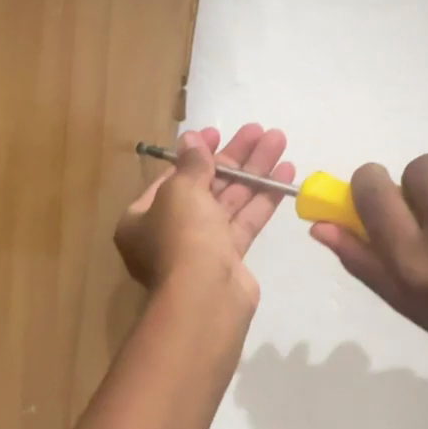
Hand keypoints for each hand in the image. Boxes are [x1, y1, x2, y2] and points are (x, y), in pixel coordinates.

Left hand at [115, 124, 293, 299]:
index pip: (170, 180)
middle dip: (233, 159)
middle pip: (203, 188)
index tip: (217, 133)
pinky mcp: (227, 259)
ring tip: (279, 141)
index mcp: (141, 219)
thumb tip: (191, 140)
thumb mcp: (180, 192)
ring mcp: (199, 248)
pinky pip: (244, 222)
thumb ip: (191, 164)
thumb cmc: (181, 238)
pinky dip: (263, 198)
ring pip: (228, 202)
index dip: (195, 155)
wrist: (204, 297)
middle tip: (260, 131)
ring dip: (253, 173)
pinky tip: (285, 174)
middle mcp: (167, 233)